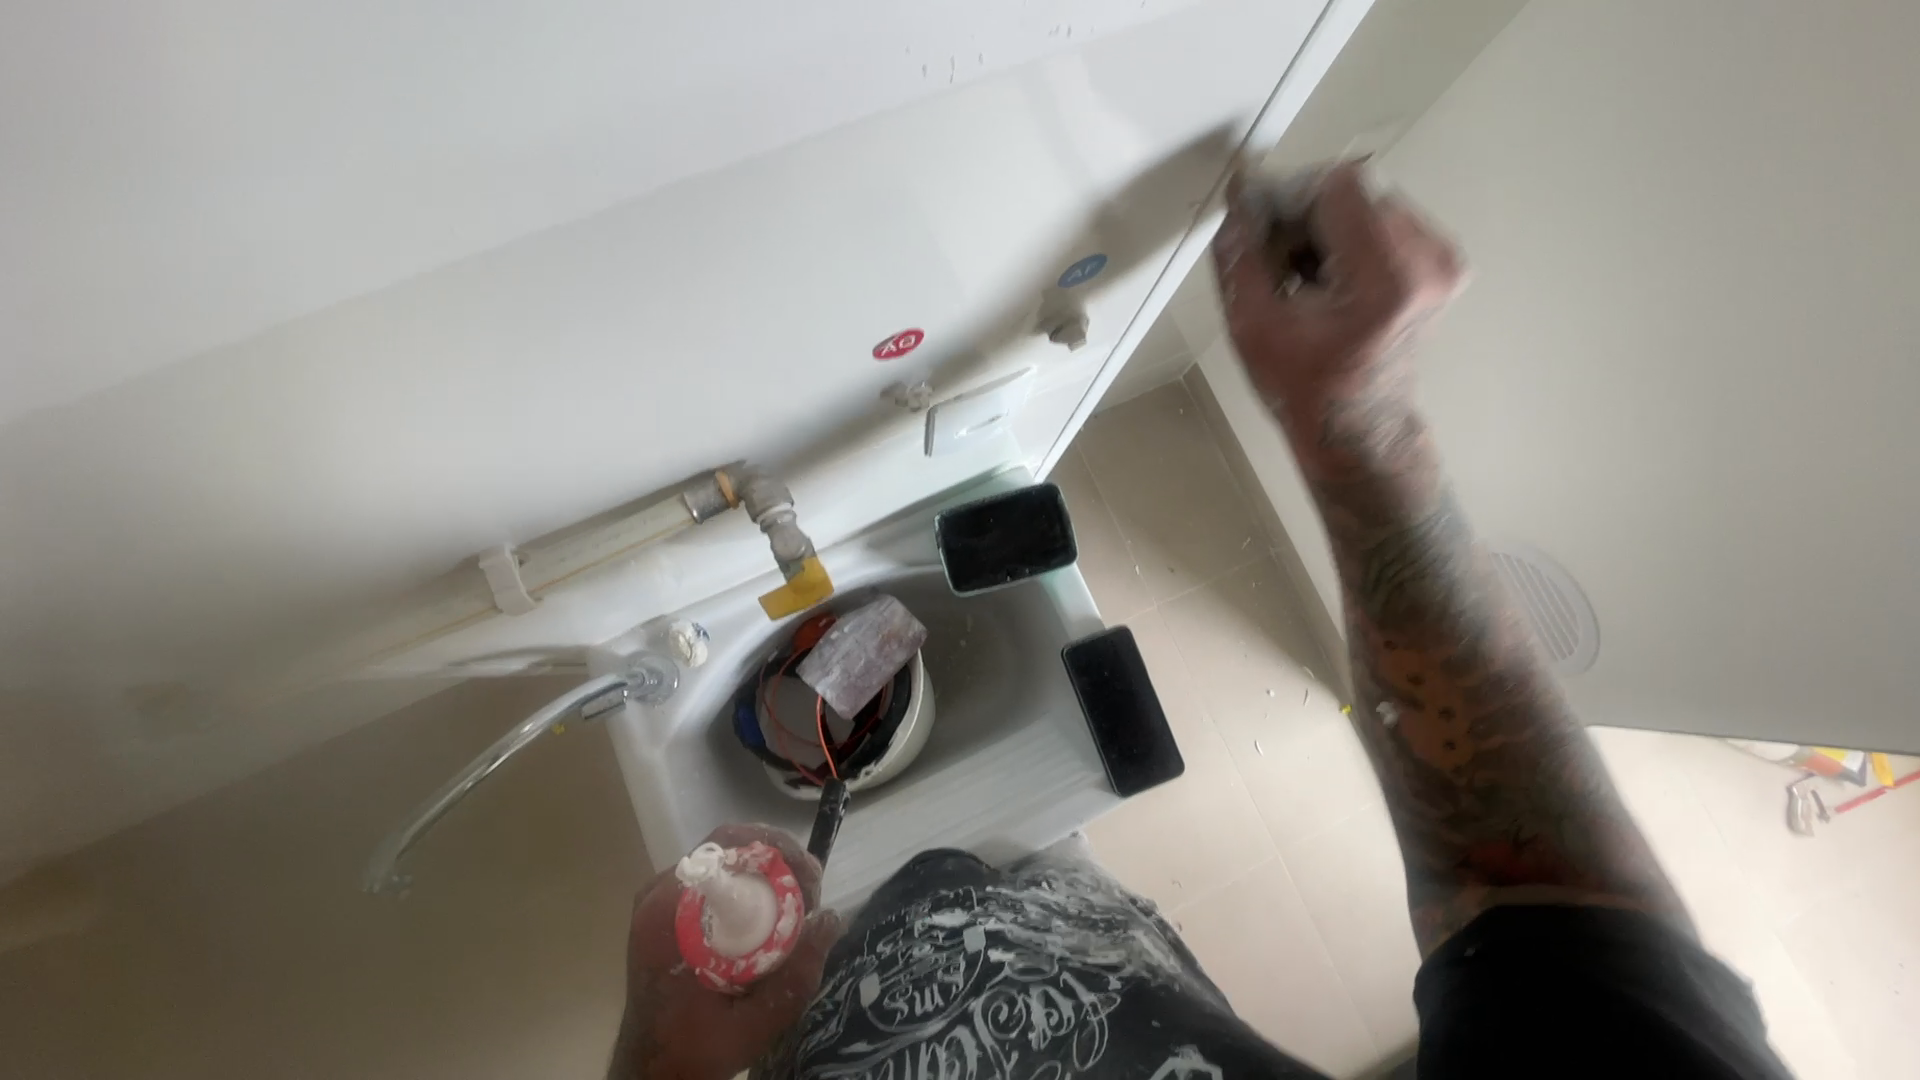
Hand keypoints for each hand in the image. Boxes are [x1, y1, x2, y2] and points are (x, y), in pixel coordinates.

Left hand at [608, 824, 842, 1079]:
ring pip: (725, 858)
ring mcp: (660, 899)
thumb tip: (831, 917)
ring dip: (768, 871)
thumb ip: (794, 977)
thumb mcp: (753, 1025)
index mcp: (666, 916)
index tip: (809, 880)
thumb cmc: (694, 1051)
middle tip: (812, 893)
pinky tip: (773, 912)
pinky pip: (717, 876)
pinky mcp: (667, 908)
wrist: (652, 1073)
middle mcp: (658, 895)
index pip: (724, 850)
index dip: (775, 851)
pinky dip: (750, 884)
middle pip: (727, 847)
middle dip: (779, 860)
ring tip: (799, 903)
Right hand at [1210, 161, 1464, 420]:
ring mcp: (1443, 257)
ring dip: (1324, 227)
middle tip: (1274, 261)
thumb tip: (1239, 197)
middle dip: (1306, 215)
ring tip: (1299, 277)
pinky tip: (1325, 279)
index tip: (1259, 227)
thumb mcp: (1253, 326)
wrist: (1357, 427)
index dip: (1292, 195)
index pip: (1340, 184)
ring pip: (1368, 201)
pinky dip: (1346, 238)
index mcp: (1387, 277)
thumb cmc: (1303, 387)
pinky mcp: (1442, 260)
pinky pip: (1383, 220)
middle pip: (1357, 190)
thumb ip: (1243, 256)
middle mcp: (1429, 257)